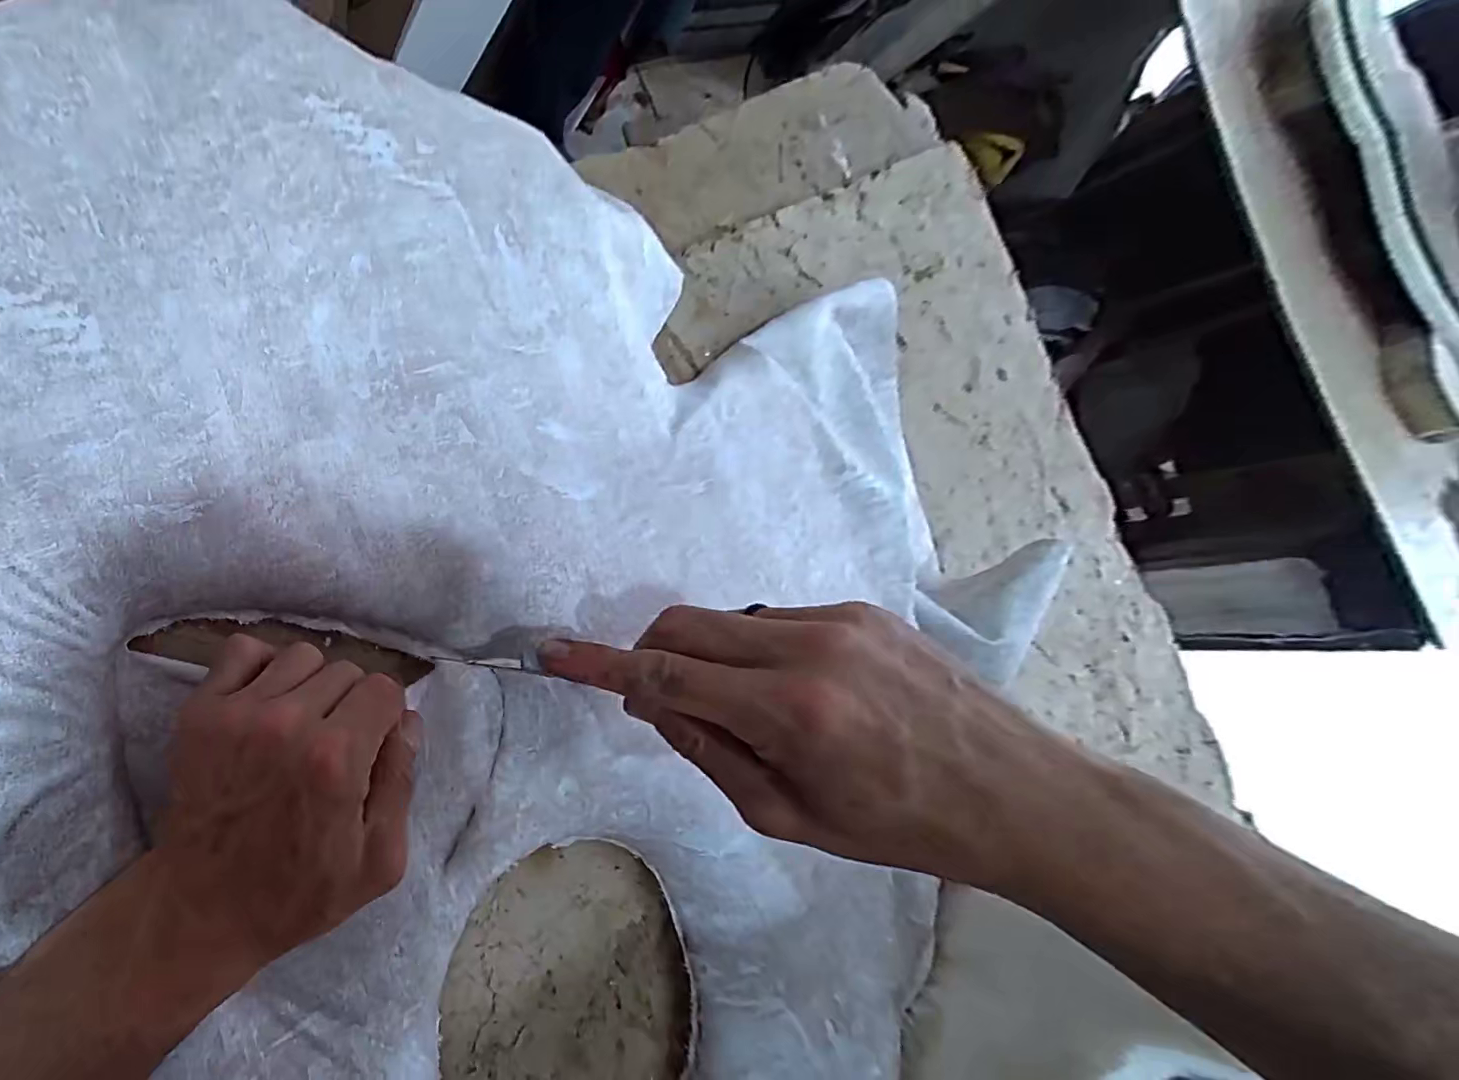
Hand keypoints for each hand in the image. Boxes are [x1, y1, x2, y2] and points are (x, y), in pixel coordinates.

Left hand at [154, 634, 422, 968]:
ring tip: (301, 723)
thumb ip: (402, 781)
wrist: (203, 912)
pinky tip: (266, 701)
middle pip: (347, 670)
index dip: (387, 716)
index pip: (384, 689)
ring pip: (302, 656)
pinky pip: (244, 650)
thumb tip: (407, 720)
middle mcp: (288, 722)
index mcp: (336, 758)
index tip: (374, 744)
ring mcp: (237, 712)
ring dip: (312, 684)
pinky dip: (262, 666)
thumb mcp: (379, 860)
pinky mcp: (199, 712)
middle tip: (337, 743)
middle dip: (353, 703)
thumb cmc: (299, 892)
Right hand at [539, 603, 1087, 888]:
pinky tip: (794, 688)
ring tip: (747, 706)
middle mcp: (808, 646)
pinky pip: (769, 618)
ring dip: (707, 657)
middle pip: (683, 626)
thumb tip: (651, 703)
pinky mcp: (857, 606)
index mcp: (791, 712)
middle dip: (649, 654)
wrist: (1018, 792)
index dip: (603, 665)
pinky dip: (752, 649)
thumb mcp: (788, 816)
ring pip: (724, 621)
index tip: (558, 653)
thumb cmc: (899, 825)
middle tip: (658, 699)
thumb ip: (707, 752)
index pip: (668, 676)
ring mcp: (835, 617)